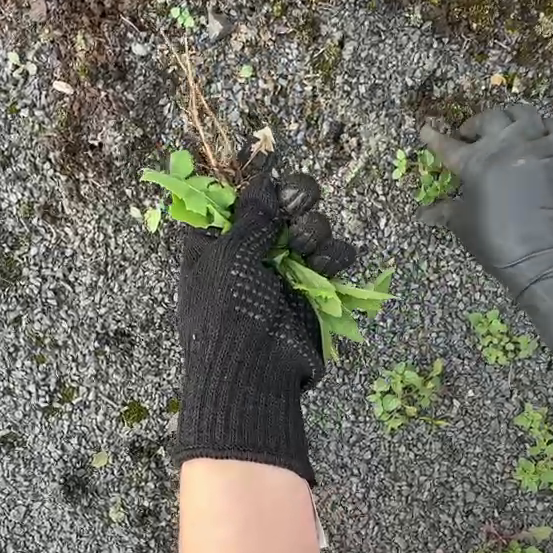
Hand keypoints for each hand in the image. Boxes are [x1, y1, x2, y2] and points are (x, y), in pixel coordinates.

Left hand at [173, 169, 326, 484]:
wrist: (254, 367)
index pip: (241, 199)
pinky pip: (335, 259)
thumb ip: (252, 216)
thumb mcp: (228, 254)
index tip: (271, 189)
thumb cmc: (227, 309)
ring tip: (303, 252)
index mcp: (218, 242)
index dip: (260, 189)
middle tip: (296, 210)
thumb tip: (266, 185)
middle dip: (296, 204)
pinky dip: (333, 258)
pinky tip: (322, 268)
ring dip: (313, 232)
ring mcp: (286, 271)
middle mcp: (253, 252)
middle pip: (285, 207)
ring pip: (314, 228)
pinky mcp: (315, 291)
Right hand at [421, 104, 552, 367]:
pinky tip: (536, 134)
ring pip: (521, 113)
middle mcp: (505, 146)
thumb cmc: (497, 243)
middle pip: (488, 119)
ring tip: (503, 128)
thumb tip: (423, 214)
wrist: (547, 257)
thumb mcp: (465, 226)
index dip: (435, 138)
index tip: (426, 129)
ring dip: (508, 117)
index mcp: (476, 164)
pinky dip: (543, 125)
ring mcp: (535, 146)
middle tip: (469, 136)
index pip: (449, 146)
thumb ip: (446, 212)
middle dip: (475, 124)